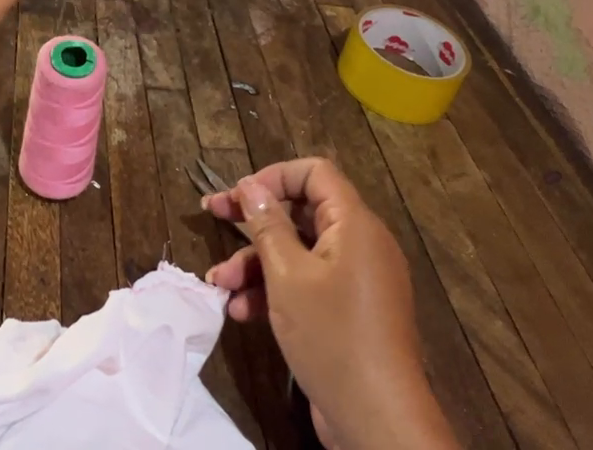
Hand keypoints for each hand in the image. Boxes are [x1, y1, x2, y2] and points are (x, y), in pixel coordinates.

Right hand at [205, 158, 457, 449]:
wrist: (377, 418)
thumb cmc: (331, 335)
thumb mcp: (287, 275)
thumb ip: (268, 225)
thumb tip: (251, 185)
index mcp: (354, 224)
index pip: (315, 173)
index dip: (274, 177)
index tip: (239, 195)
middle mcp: (359, 244)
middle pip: (302, 212)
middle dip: (255, 220)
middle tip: (214, 216)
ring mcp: (355, 279)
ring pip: (299, 252)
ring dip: (256, 263)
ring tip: (219, 283)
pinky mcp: (348, 310)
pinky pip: (309, 283)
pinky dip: (275, 289)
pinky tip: (243, 311)